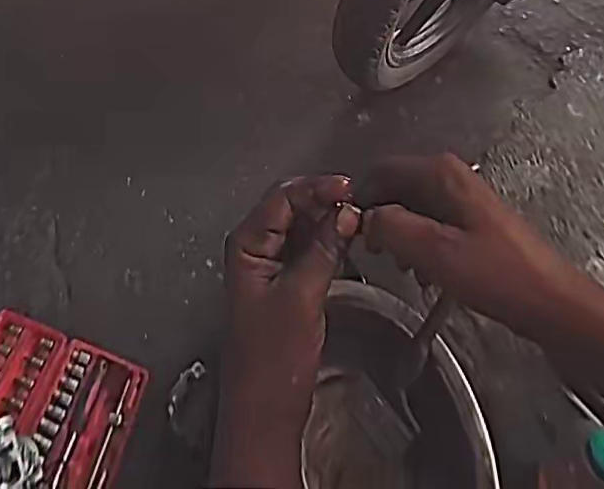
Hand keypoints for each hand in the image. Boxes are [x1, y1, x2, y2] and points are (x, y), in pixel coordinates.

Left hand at [213, 176, 359, 487]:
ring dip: (329, 220)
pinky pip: (310, 246)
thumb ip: (323, 250)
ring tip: (356, 218)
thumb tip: (344, 214)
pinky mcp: (287, 280)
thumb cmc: (270, 364)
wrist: (265, 414)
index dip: (316, 188)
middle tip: (356, 201)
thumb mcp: (301, 297)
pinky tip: (348, 241)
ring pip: (303, 225)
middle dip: (324, 200)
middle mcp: (255, 247)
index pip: (283, 198)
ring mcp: (271, 263)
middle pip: (292, 206)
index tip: (347, 188)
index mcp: (246, 244)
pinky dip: (330, 240)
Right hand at [363, 154, 603, 339]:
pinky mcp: (471, 220)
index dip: (360, 197)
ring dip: (399, 234)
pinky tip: (425, 272)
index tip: (347, 229)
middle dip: (380, 218)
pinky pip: (430, 223)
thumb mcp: (437, 252)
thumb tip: (362, 216)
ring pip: (412, 206)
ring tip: (403, 267)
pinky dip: (419, 243)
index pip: (382, 170)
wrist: (553, 303)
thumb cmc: (498, 275)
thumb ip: (392, 227)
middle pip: (396, 186)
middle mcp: (450, 175)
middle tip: (374, 253)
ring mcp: (462, 197)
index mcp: (441, 172)